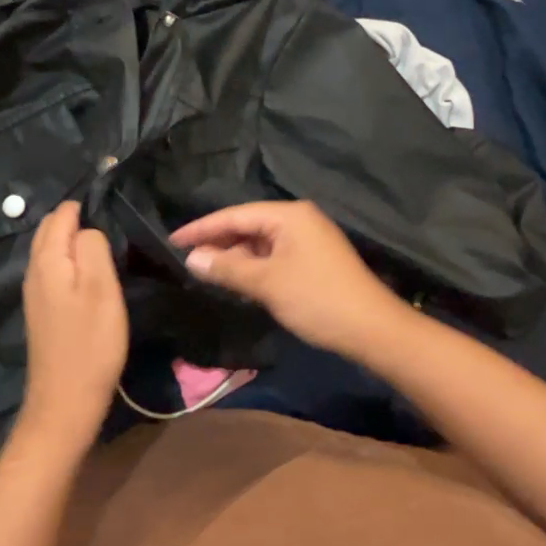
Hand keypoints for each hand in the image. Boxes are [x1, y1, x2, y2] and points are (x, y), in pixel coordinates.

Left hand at [19, 202, 128, 437]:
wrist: (65, 401)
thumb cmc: (90, 342)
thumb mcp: (102, 288)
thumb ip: (93, 247)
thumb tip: (87, 227)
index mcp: (48, 259)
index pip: (62, 214)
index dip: (86, 205)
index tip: (114, 206)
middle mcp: (34, 270)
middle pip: (50, 229)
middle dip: (76, 219)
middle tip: (112, 224)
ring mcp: (35, 293)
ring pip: (50, 251)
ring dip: (72, 241)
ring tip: (105, 244)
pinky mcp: (42, 311)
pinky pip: (53, 271)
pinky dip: (69, 262)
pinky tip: (90, 273)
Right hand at [172, 201, 417, 360]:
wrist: (373, 330)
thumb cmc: (318, 300)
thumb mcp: (267, 284)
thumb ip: (227, 268)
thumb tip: (192, 258)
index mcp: (289, 215)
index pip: (235, 215)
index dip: (202, 228)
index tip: (172, 240)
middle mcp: (299, 220)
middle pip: (247, 226)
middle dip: (217, 243)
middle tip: (184, 258)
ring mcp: (308, 240)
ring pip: (260, 243)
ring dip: (234, 257)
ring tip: (203, 271)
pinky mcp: (313, 261)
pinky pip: (273, 256)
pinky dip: (252, 267)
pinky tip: (235, 280)